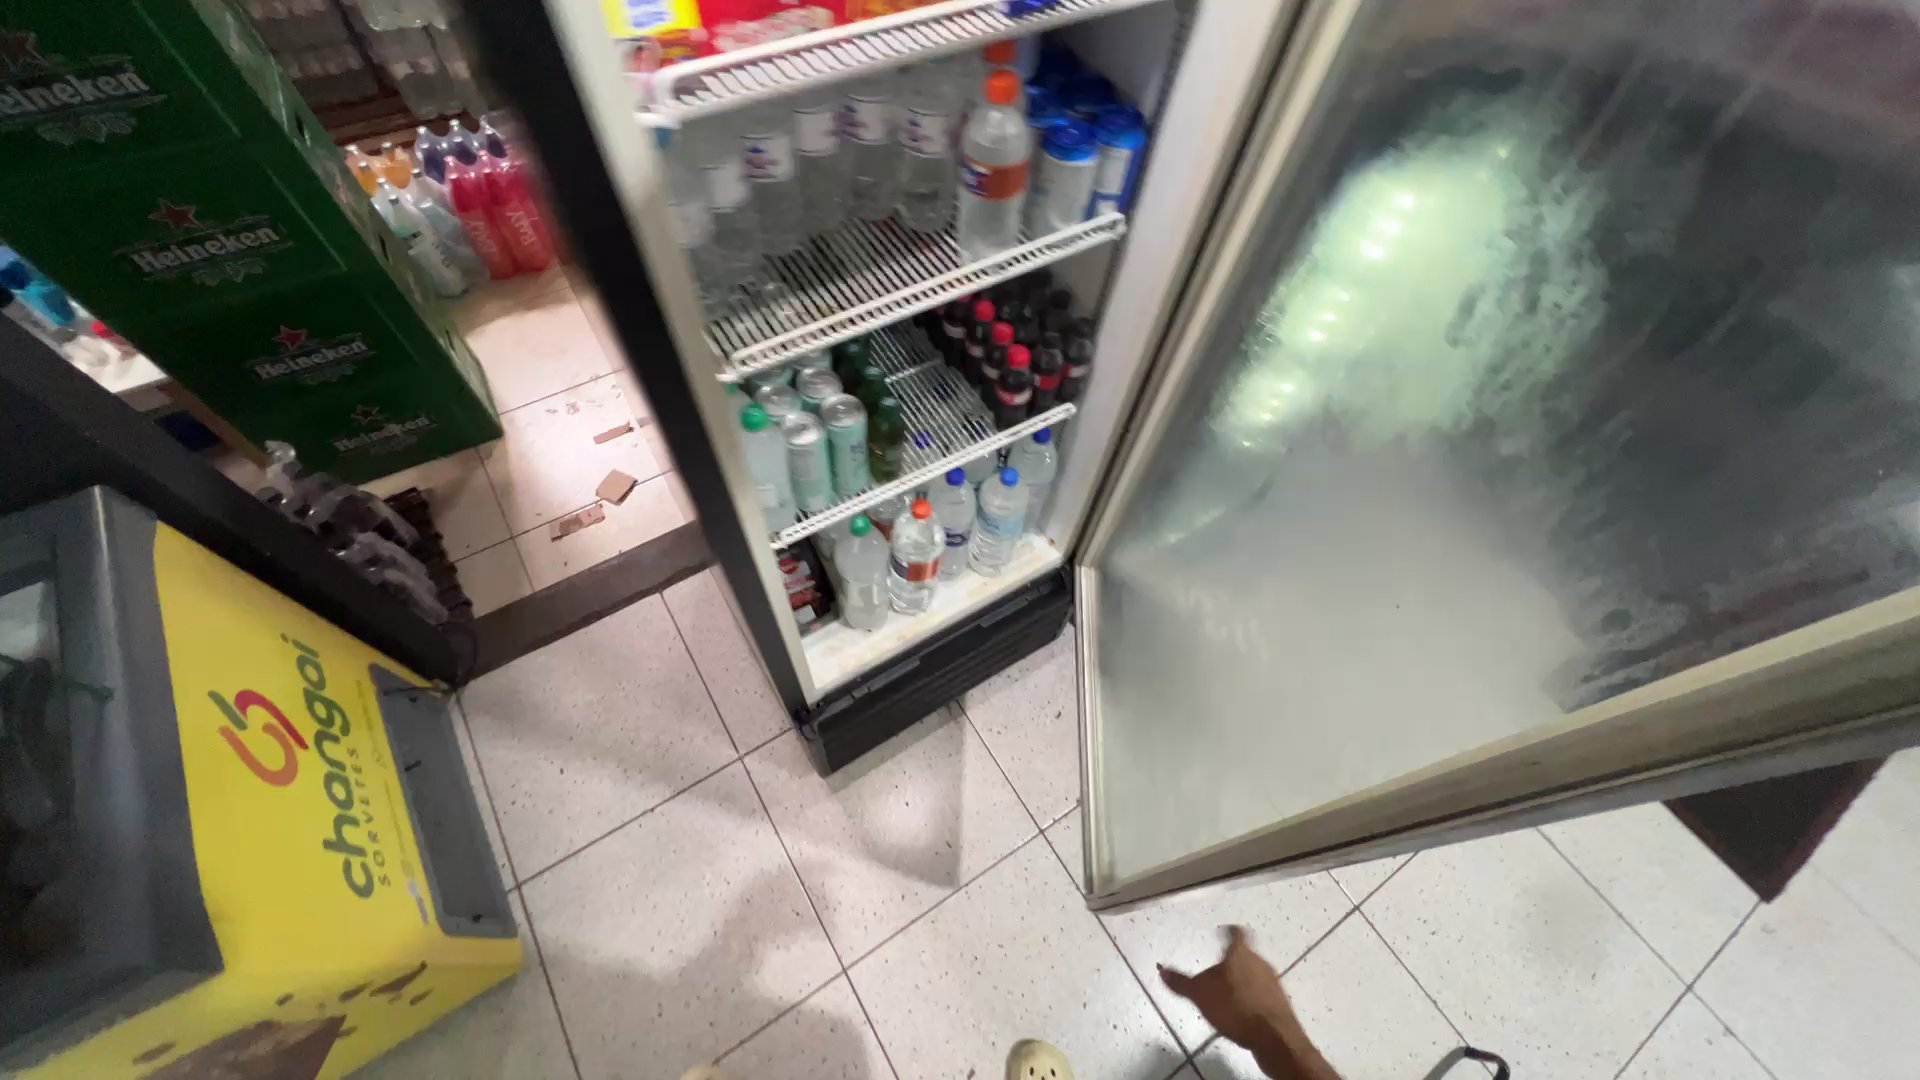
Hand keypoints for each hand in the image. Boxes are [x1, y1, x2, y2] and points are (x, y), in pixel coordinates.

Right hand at [1157, 925, 1291, 1048]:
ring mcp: (1274, 983)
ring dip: (1244, 982)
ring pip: (1256, 975)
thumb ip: (1181, 983)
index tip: (1223, 930)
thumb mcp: (1200, 995)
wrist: (1275, 1038)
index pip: (1236, 934)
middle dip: (1233, 963)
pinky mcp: (1281, 1005)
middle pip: (1246, 956)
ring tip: (1230, 995)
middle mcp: (1260, 962)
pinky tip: (1244, 1014)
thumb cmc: (1235, 1007)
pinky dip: (1254, 999)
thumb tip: (1162, 971)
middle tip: (1220, 971)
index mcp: (1240, 954)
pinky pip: (1264, 995)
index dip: (1229, 931)